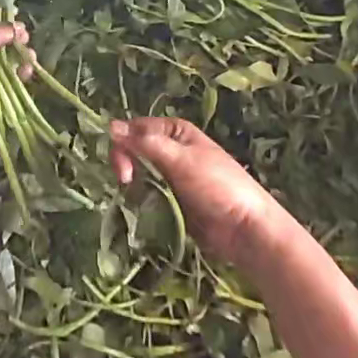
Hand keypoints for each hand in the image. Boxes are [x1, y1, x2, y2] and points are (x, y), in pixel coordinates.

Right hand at [109, 116, 295, 267]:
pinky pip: (147, 192)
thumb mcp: (180, 159)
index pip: (134, 128)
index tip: (123, 167)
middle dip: (126, 164)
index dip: (123, 143)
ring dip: (133, 183)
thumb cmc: (218, 186)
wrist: (248, 231)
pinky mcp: (172, 198)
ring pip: (137, 171)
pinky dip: (141, 197)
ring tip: (138, 197)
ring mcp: (171, 174)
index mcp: (175, 131)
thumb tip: (109, 126)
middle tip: (127, 182)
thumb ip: (144, 143)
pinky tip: (144, 206)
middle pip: (133, 149)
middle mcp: (170, 148)